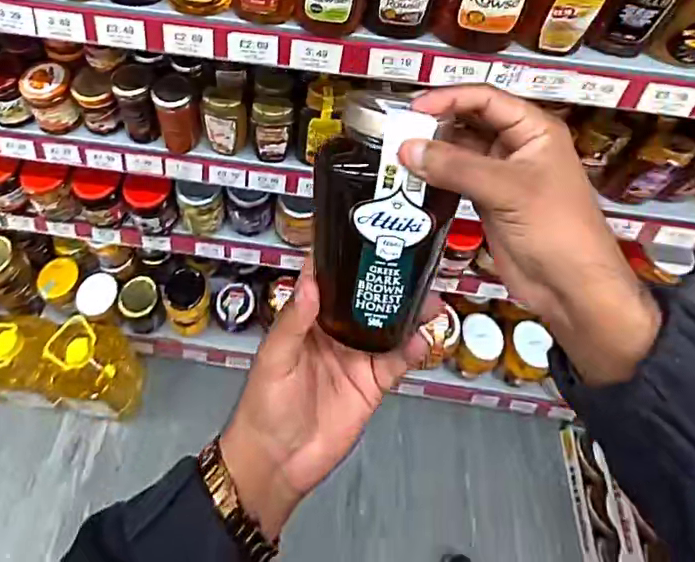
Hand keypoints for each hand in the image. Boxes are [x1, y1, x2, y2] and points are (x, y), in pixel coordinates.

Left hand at [218, 264, 430, 538]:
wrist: (278, 462)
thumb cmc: (264, 404)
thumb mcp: (274, 358)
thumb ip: (293, 321)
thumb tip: (312, 282)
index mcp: (309, 317)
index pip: (327, 280)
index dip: (343, 258)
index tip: (363, 233)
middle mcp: (335, 331)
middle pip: (364, 299)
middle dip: (386, 282)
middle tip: (412, 264)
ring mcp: (356, 356)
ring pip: (387, 326)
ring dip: (408, 312)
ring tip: (430, 297)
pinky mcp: (372, 383)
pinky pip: (396, 362)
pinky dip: (412, 349)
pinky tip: (425, 337)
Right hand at [400, 85, 660, 384]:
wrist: (575, 292)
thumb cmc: (556, 229)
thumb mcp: (507, 190)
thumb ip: (455, 167)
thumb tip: (406, 149)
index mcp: (533, 129)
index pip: (485, 98)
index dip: (449, 98)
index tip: (414, 109)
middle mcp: (517, 145)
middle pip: (470, 120)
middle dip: (436, 122)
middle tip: (399, 129)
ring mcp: (502, 173)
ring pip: (460, 148)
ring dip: (433, 149)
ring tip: (398, 152)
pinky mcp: (489, 198)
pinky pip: (456, 175)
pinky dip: (435, 173)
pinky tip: (412, 175)